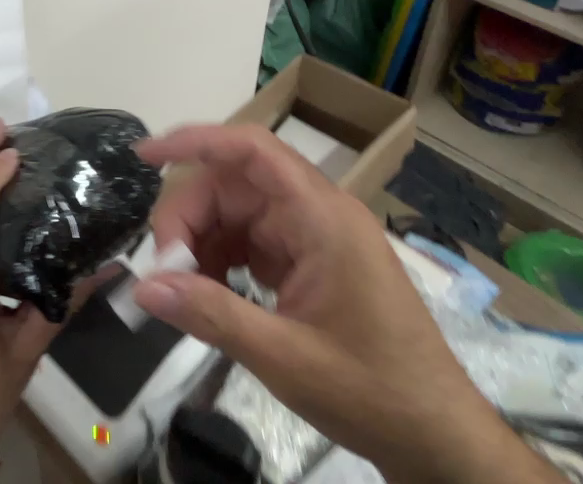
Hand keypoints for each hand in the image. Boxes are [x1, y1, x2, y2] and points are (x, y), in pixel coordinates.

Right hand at [131, 125, 562, 483]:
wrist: (439, 442)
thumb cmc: (374, 393)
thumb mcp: (284, 358)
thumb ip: (211, 314)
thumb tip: (143, 287)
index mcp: (321, 218)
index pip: (250, 150)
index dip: (193, 141)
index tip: (143, 156)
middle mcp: (317, 215)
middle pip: (232, 185)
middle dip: (189, 217)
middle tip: (164, 269)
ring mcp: (314, 239)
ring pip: (236, 214)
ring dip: (202, 243)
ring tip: (184, 289)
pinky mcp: (309, 264)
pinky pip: (250, 242)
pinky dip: (220, 262)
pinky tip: (208, 296)